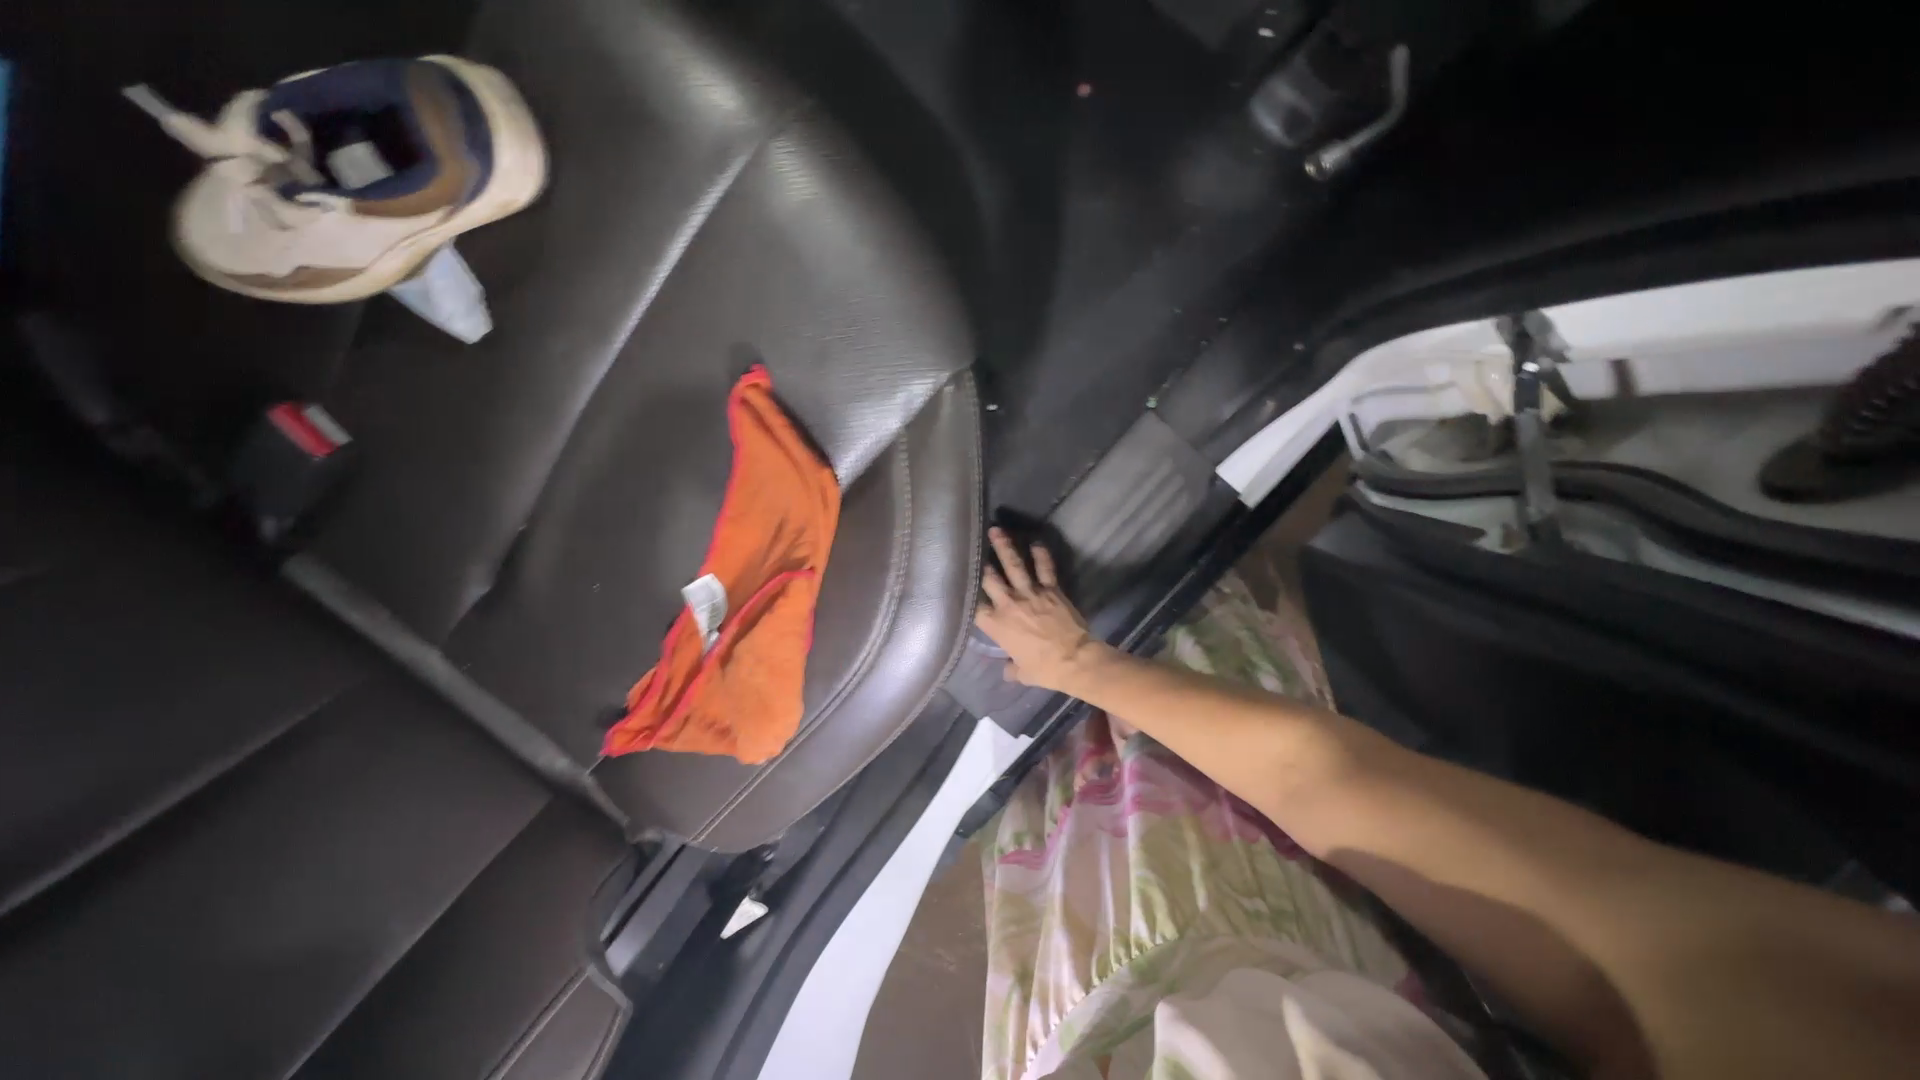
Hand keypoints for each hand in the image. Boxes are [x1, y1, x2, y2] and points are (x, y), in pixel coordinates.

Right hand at [974, 527, 1106, 690]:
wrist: (1074, 660)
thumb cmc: (1044, 669)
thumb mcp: (1022, 673)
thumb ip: (1011, 668)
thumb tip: (1007, 670)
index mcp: (997, 625)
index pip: (976, 607)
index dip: (969, 596)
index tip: (963, 585)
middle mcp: (1009, 604)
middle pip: (990, 578)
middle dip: (980, 562)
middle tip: (973, 546)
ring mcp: (1031, 593)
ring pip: (1014, 565)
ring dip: (1004, 547)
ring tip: (996, 530)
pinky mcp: (1051, 589)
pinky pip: (1045, 568)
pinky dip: (1041, 555)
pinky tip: (1036, 543)